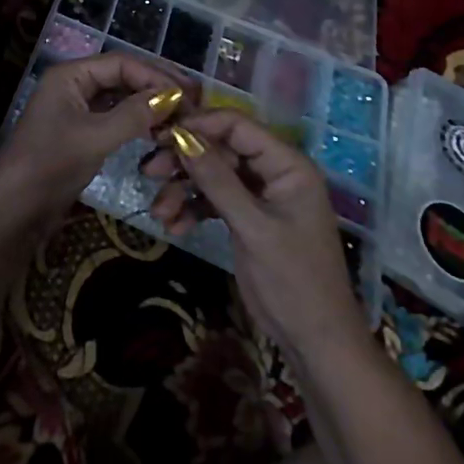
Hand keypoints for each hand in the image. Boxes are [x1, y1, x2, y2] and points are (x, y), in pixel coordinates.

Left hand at [0, 53, 183, 252]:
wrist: (17, 204)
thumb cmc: (50, 163)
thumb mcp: (94, 137)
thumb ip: (133, 115)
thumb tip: (171, 97)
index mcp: (70, 75)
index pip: (120, 63)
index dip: (156, 75)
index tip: (189, 94)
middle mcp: (73, 85)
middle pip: (122, 77)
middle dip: (156, 88)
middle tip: (193, 103)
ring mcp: (77, 109)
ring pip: (120, 98)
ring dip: (149, 106)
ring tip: (182, 118)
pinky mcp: (81, 133)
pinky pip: (115, 118)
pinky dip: (137, 123)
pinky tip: (160, 132)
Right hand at [143, 110, 368, 353]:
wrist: (313, 338)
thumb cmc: (293, 279)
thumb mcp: (253, 227)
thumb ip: (217, 180)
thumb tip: (182, 138)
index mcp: (288, 166)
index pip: (239, 127)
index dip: (200, 125)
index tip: (162, 135)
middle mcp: (273, 173)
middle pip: (219, 150)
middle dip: (184, 162)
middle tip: (149, 172)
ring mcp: (258, 196)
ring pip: (210, 175)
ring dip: (181, 190)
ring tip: (158, 212)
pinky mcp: (245, 217)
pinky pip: (210, 200)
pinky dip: (190, 210)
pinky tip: (173, 226)